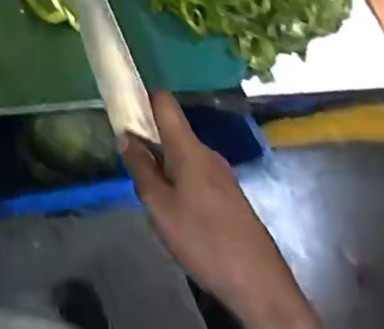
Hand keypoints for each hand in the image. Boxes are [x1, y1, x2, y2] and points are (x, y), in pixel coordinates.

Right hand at [122, 93, 319, 328]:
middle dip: (149, 145)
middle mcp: (207, 154)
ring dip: (163, 170)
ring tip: (153, 202)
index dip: (142, 98)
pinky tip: (177, 219)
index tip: (122, 109)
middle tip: (132, 171)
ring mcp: (222, 176)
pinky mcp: (230, 198)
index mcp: (189, 148)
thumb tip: (126, 136)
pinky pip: (196, 178)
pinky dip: (180, 186)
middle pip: (172, 133)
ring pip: (183, 159)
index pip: (164, 103)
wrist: (262, 286)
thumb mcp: (160, 206)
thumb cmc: (204, 240)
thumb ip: (140, 168)